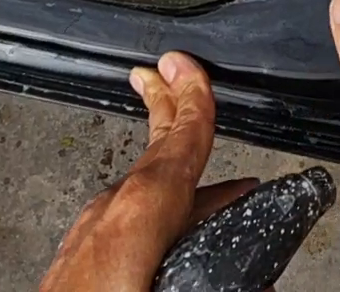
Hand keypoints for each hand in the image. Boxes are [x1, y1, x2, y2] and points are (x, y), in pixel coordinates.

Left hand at [40, 52, 256, 291]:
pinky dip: (149, 201)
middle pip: (148, 155)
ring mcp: (83, 251)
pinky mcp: (75, 272)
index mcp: (135, 228)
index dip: (192, 104)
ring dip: (165, 159)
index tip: (191, 68)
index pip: (175, 149)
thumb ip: (225, 276)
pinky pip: (120, 220)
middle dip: (166, 107)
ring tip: (194, 153)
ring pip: (133, 188)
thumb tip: (265, 278)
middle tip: (172, 70)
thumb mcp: (183, 286)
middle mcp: (104, 229)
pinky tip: (163, 221)